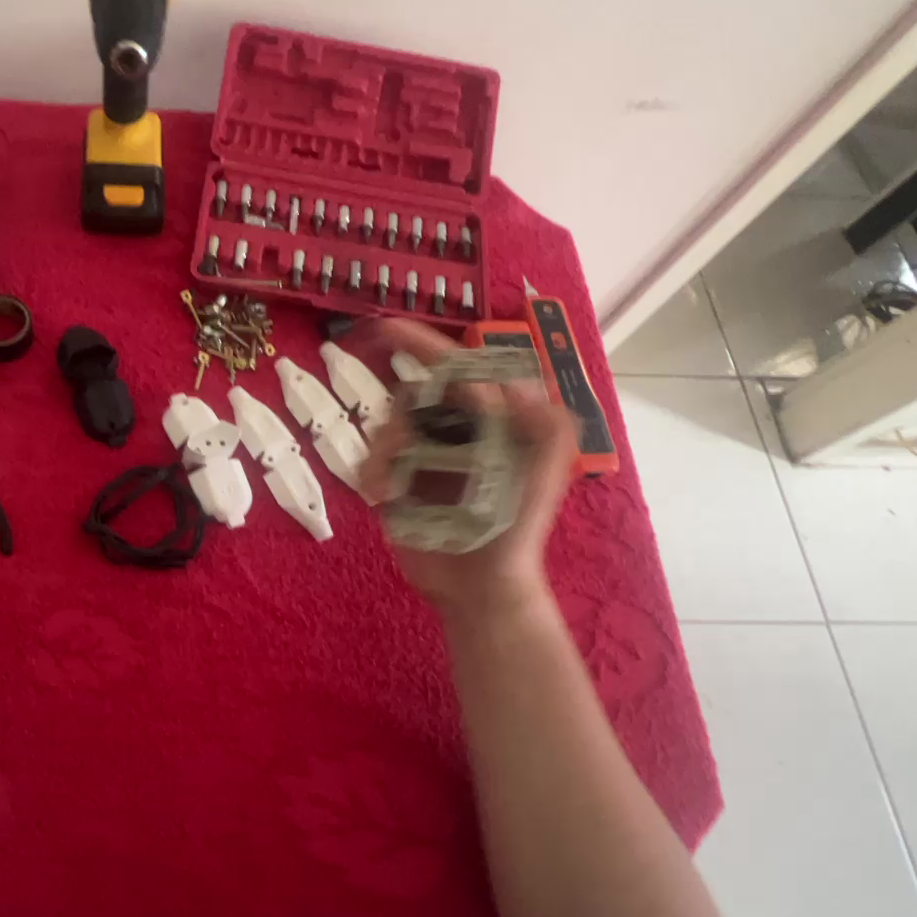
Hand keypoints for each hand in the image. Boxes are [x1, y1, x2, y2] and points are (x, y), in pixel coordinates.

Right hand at [351, 318, 577, 618]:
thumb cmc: (514, 530)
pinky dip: (374, 474)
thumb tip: (509, 382)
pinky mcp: (397, 482)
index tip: (384, 329)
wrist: (478, 587)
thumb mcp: (544, 471)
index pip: (456, 370)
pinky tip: (383, 497)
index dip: (422, 345)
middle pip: (413, 396)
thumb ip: (542, 420)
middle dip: (402, 420)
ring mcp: (423, 456)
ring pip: (388, 427)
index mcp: (492, 420)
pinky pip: (372, 459)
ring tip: (391, 490)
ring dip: (385, 453)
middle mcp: (456, 430)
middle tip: (401, 455)